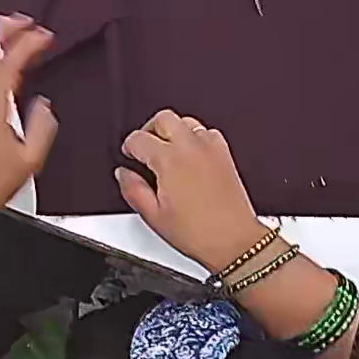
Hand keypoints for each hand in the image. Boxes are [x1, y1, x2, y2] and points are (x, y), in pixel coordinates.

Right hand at [116, 110, 268, 272]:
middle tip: (144, 147)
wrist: (234, 241)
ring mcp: (211, 148)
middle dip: (149, 130)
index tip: (129, 155)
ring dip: (172, 131)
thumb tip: (124, 174)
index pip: (139, 138)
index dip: (129, 146)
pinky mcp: (225, 154)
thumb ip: (133, 189)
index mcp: (169, 160)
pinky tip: (189, 155)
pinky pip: (206, 132)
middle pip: (163, 118)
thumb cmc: (198, 232)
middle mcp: (191, 147)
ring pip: (186, 121)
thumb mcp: (153, 216)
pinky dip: (194, 138)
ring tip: (166, 151)